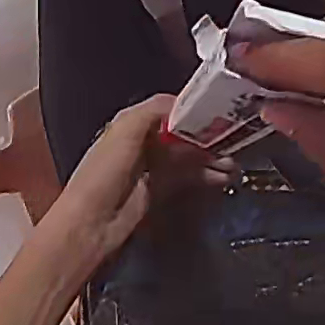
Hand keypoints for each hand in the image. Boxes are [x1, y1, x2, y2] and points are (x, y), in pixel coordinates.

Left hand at [38, 96, 224, 271]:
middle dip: (206, 134)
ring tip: (233, 161)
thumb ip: (154, 109)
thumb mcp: (126, 129)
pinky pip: (186, 177)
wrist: (91, 223)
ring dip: (210, 156)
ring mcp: (152, 167)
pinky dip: (204, 175)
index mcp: (132, 122)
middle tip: (234, 138)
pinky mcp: (159, 191)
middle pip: (182, 132)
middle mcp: (143, 141)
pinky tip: (222, 177)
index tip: (219, 110)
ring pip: (187, 155)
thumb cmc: (105, 171)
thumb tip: (183, 101)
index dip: (193, 109)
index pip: (169, 109)